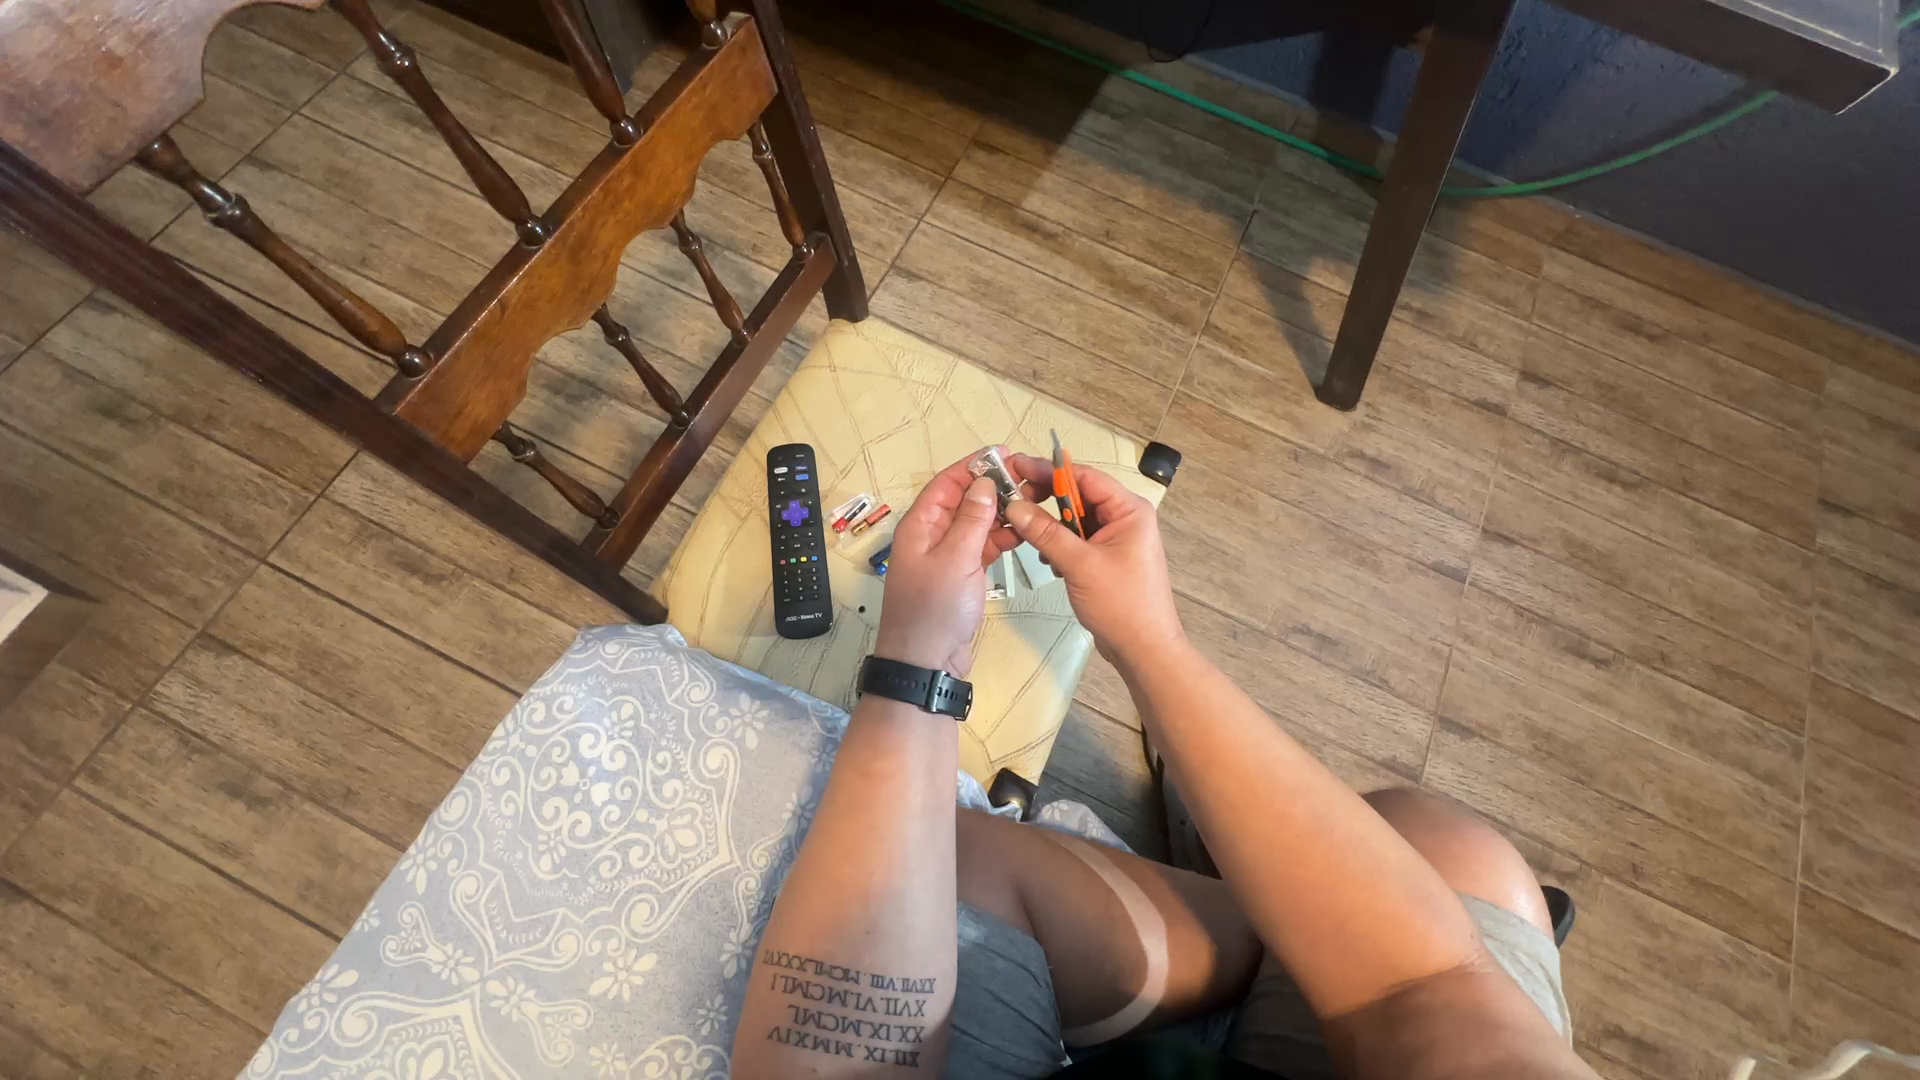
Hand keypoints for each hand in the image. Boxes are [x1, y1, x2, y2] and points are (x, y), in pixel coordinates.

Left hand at [873, 449, 1025, 675]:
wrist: (925, 663)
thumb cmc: (934, 609)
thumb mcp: (955, 559)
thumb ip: (972, 520)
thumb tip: (985, 483)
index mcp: (920, 525)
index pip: (947, 483)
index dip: (974, 466)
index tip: (1005, 454)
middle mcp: (931, 535)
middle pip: (963, 501)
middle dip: (993, 488)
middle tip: (1029, 480)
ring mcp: (946, 556)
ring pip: (975, 524)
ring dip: (1000, 513)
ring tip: (1033, 503)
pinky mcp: (960, 575)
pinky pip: (981, 547)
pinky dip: (999, 539)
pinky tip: (1022, 532)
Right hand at [1003, 453, 1182, 663]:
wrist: (1144, 650)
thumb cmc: (1122, 604)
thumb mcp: (1079, 564)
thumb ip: (1046, 533)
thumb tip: (1015, 507)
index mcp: (1129, 510)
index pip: (1084, 477)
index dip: (1049, 472)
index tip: (1017, 469)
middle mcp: (1124, 518)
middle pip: (1078, 496)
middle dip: (1047, 501)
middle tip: (1015, 504)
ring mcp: (1116, 539)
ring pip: (1074, 520)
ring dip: (1052, 528)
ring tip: (1032, 540)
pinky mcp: (1106, 558)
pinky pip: (1077, 540)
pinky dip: (1059, 546)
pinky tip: (1050, 562)